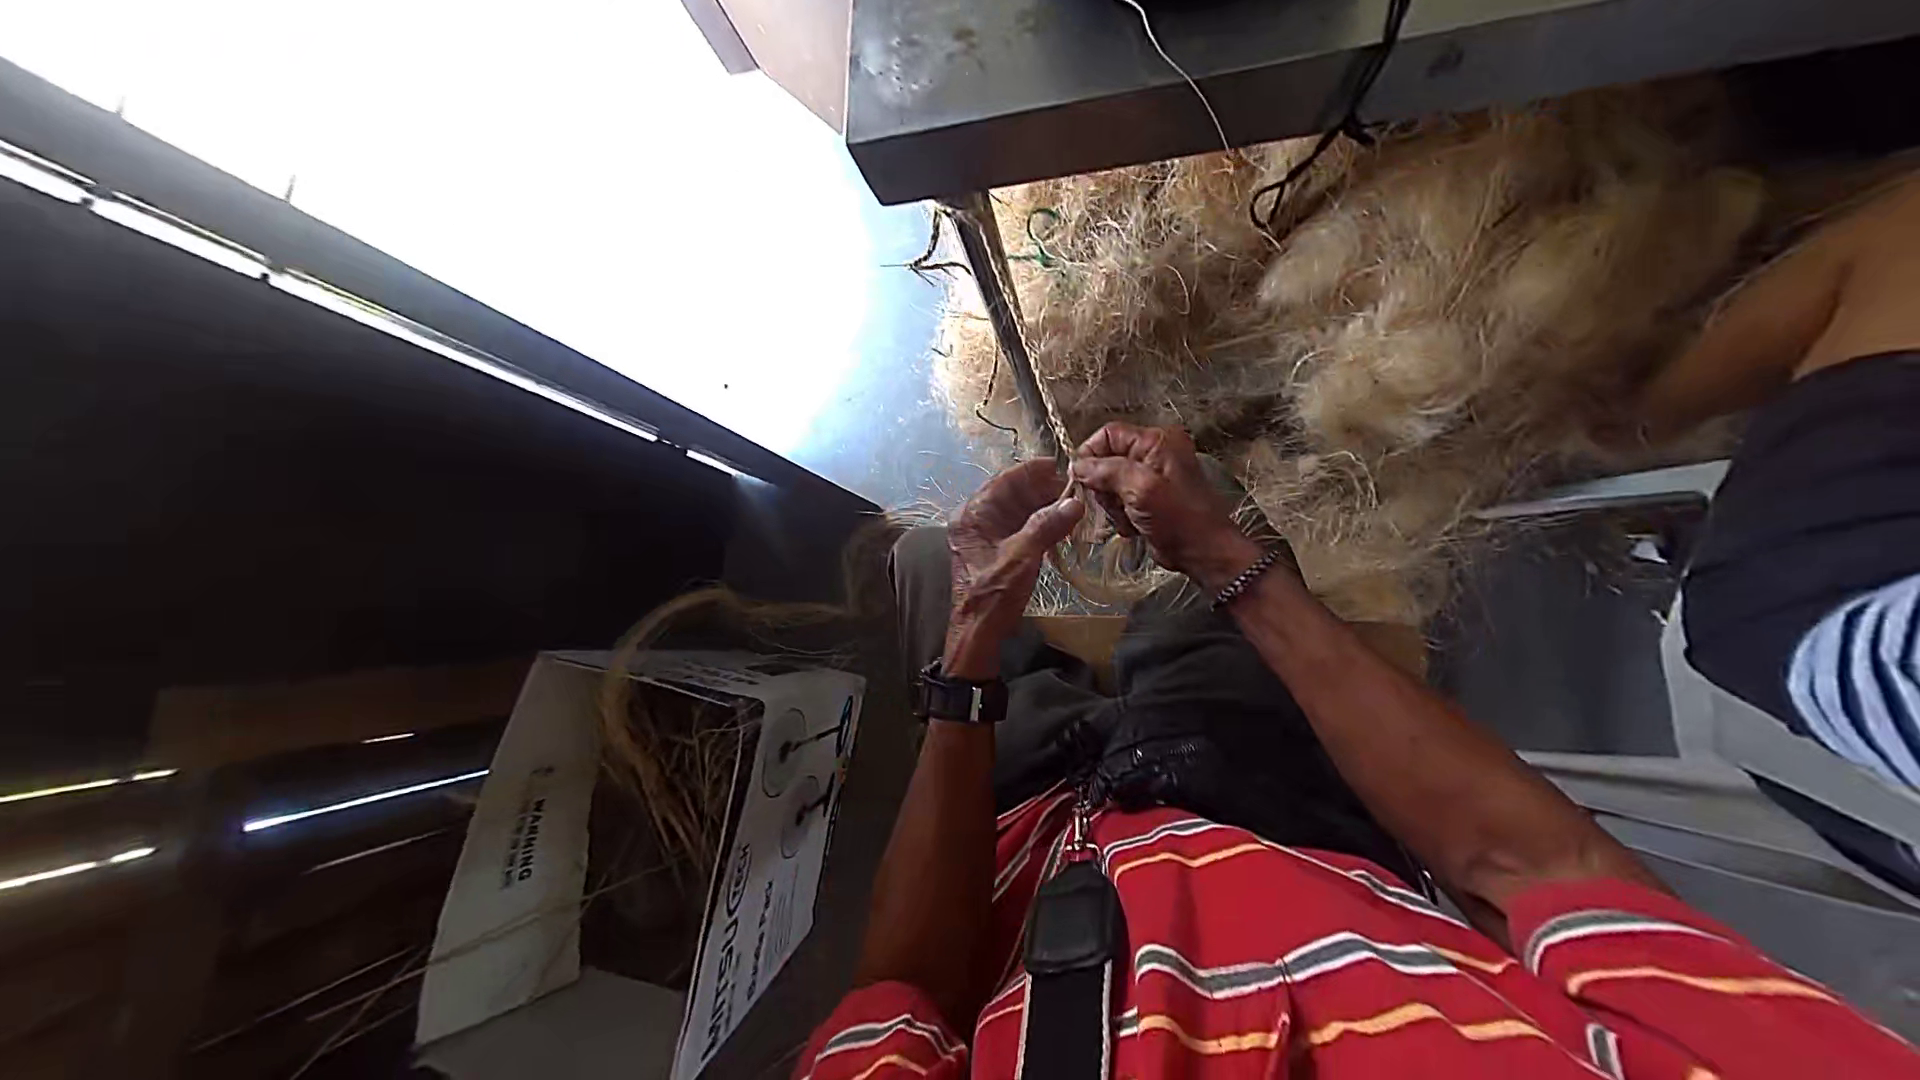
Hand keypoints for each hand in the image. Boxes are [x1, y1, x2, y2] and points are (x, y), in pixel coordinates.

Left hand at [943, 460, 1085, 678]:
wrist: (979, 632)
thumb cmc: (993, 594)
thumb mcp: (1021, 557)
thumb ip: (1047, 526)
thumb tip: (1074, 503)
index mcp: (972, 515)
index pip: (1004, 481)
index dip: (1032, 471)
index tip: (1060, 466)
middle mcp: (976, 520)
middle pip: (1013, 494)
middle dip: (1043, 490)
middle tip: (1074, 489)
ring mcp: (986, 535)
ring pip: (1019, 511)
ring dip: (1045, 507)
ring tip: (1074, 505)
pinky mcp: (998, 550)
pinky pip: (1021, 527)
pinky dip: (1041, 524)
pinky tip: (1062, 524)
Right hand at [1069, 423, 1262, 591]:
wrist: (1202, 552)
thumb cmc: (1179, 518)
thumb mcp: (1140, 487)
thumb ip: (1105, 471)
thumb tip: (1076, 466)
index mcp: (1156, 441)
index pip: (1107, 434)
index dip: (1090, 455)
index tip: (1081, 480)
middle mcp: (1153, 453)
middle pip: (1106, 459)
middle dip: (1103, 485)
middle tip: (1115, 503)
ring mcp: (1151, 476)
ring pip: (1109, 482)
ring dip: (1111, 504)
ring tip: (1127, 517)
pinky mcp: (1148, 497)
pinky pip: (1119, 499)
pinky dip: (1119, 513)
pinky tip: (1132, 524)